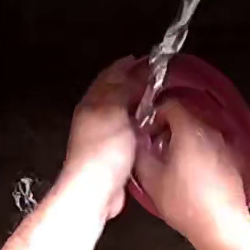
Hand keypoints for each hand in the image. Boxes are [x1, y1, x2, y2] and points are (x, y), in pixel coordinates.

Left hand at [61, 57, 141, 218]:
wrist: (95, 190)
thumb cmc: (102, 152)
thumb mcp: (113, 110)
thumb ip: (121, 89)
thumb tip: (130, 72)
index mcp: (92, 104)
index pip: (109, 76)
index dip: (127, 66)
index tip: (147, 59)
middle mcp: (94, 118)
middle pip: (115, 93)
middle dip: (134, 82)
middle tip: (157, 77)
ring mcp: (102, 137)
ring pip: (122, 113)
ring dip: (137, 104)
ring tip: (158, 98)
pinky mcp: (112, 154)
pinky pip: (128, 132)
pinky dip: (139, 125)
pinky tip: (151, 127)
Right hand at [133, 99, 248, 243]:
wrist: (219, 225)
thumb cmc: (186, 203)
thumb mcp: (150, 178)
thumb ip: (140, 153)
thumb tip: (136, 143)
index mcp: (189, 131)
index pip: (172, 105)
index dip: (154, 115)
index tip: (147, 130)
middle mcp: (210, 133)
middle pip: (186, 118)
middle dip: (166, 129)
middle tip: (153, 148)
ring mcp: (224, 148)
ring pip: (198, 134)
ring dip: (181, 142)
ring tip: (168, 164)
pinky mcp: (231, 163)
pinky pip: (210, 149)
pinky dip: (196, 155)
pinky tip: (187, 177)